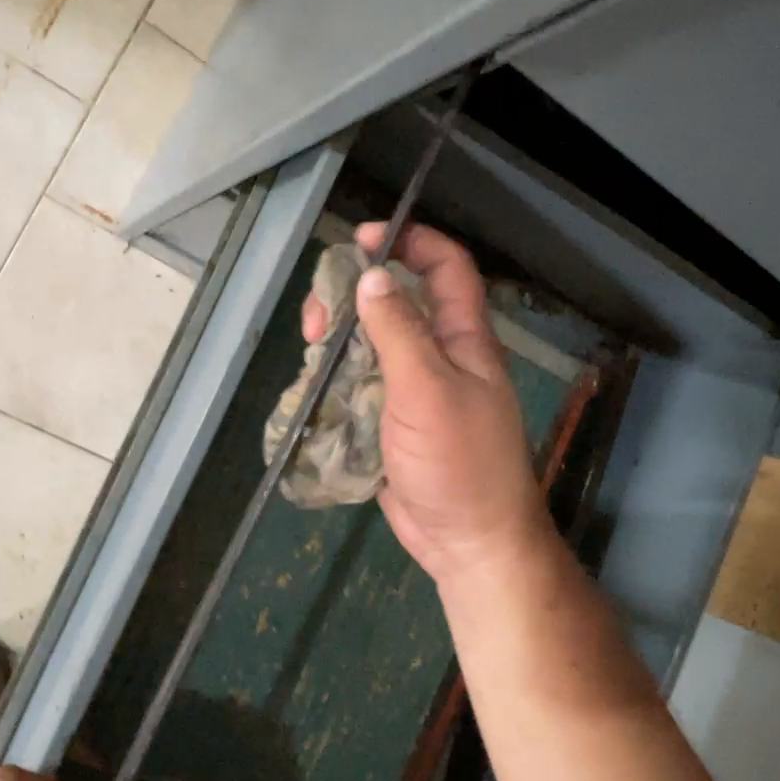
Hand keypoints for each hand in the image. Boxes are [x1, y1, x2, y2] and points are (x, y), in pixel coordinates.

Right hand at [302, 223, 548, 582]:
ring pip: (371, 342)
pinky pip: (360, 382)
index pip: (446, 268)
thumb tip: (372, 274)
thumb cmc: (460, 463)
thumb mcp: (428, 389)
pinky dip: (336, 376)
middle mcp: (440, 355)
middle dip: (354, 296)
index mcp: (463, 339)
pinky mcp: (392, 420)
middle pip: (396, 301)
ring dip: (340, 338)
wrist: (467, 541)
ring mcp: (414, 389)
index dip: (411, 241)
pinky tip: (314, 384)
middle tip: (318, 319)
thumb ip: (399, 330)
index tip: (363, 238)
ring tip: (312, 350)